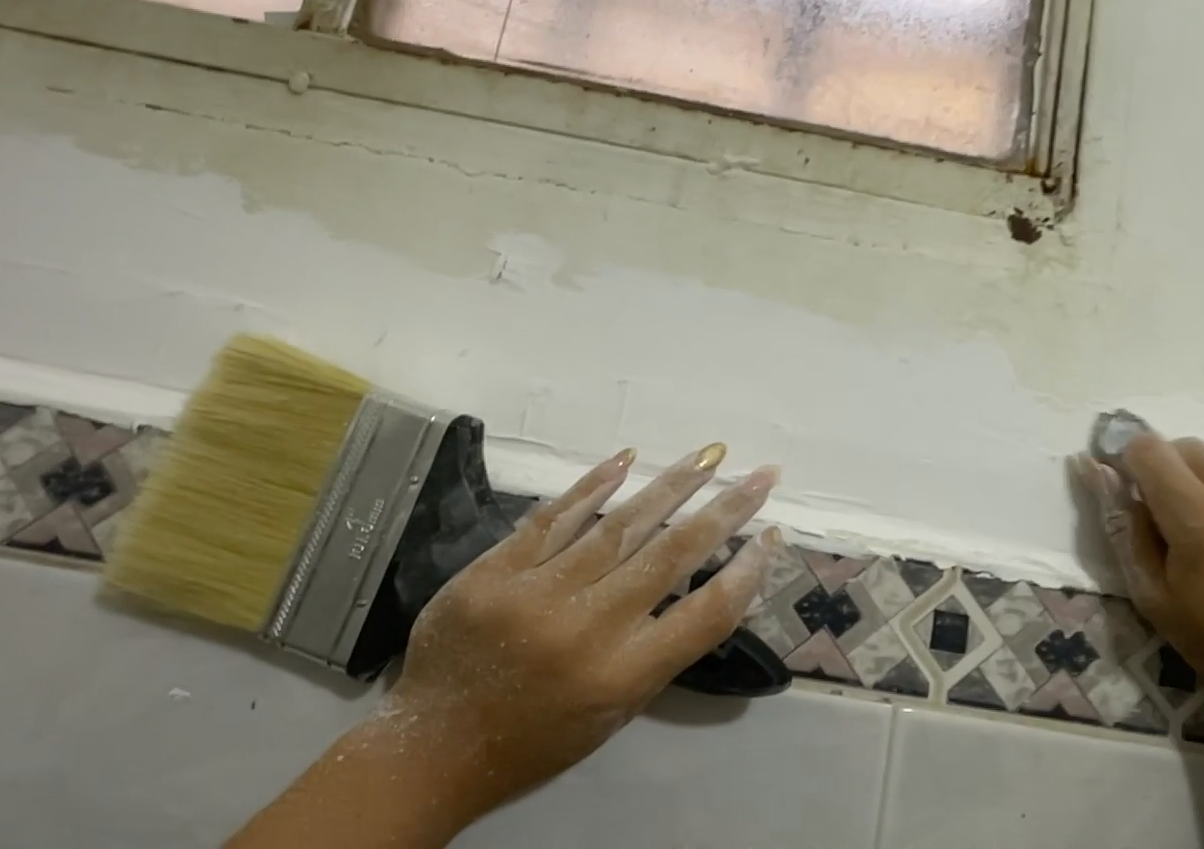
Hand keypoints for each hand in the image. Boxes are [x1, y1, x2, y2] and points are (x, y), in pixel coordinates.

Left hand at [392, 443, 779, 815]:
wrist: (431, 748)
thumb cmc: (536, 739)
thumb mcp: (614, 712)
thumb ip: (661, 650)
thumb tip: (713, 584)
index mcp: (622, 676)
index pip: (705, 614)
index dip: (747, 572)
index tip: (772, 535)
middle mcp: (587, 629)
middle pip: (671, 554)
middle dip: (725, 508)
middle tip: (761, 474)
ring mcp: (536, 594)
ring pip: (619, 524)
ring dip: (671, 485)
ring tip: (707, 455)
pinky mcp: (494, 571)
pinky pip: (553, 517)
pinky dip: (592, 485)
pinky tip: (626, 459)